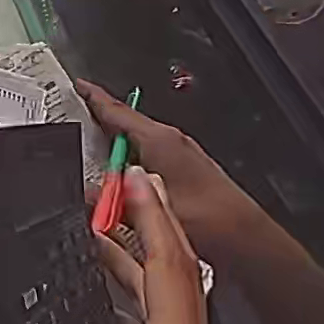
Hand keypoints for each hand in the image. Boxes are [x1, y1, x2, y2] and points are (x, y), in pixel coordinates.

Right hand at [0, 168, 289, 323]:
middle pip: (173, 272)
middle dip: (148, 221)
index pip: (169, 269)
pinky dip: (137, 296)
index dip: (154, 217)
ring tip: (108, 231)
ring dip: (139, 256)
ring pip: (167, 298)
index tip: (138, 175)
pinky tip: (115, 305)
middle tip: (123, 186)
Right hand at [76, 79, 272, 263]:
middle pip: (125, 123)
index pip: (117, 110)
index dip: (94, 97)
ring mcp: (178, 153)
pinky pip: (147, 155)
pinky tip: (122, 181)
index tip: (79, 86)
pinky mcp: (182, 168)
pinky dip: (130, 162)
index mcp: (159, 139)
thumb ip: (113, 198)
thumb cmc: (211, 218)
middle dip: (100, 121)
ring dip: (115, 147)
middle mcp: (169, 140)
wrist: (246, 237)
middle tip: (77, 122)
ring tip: (94, 161)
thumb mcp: (148, 207)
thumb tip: (86, 193)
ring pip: (135, 142)